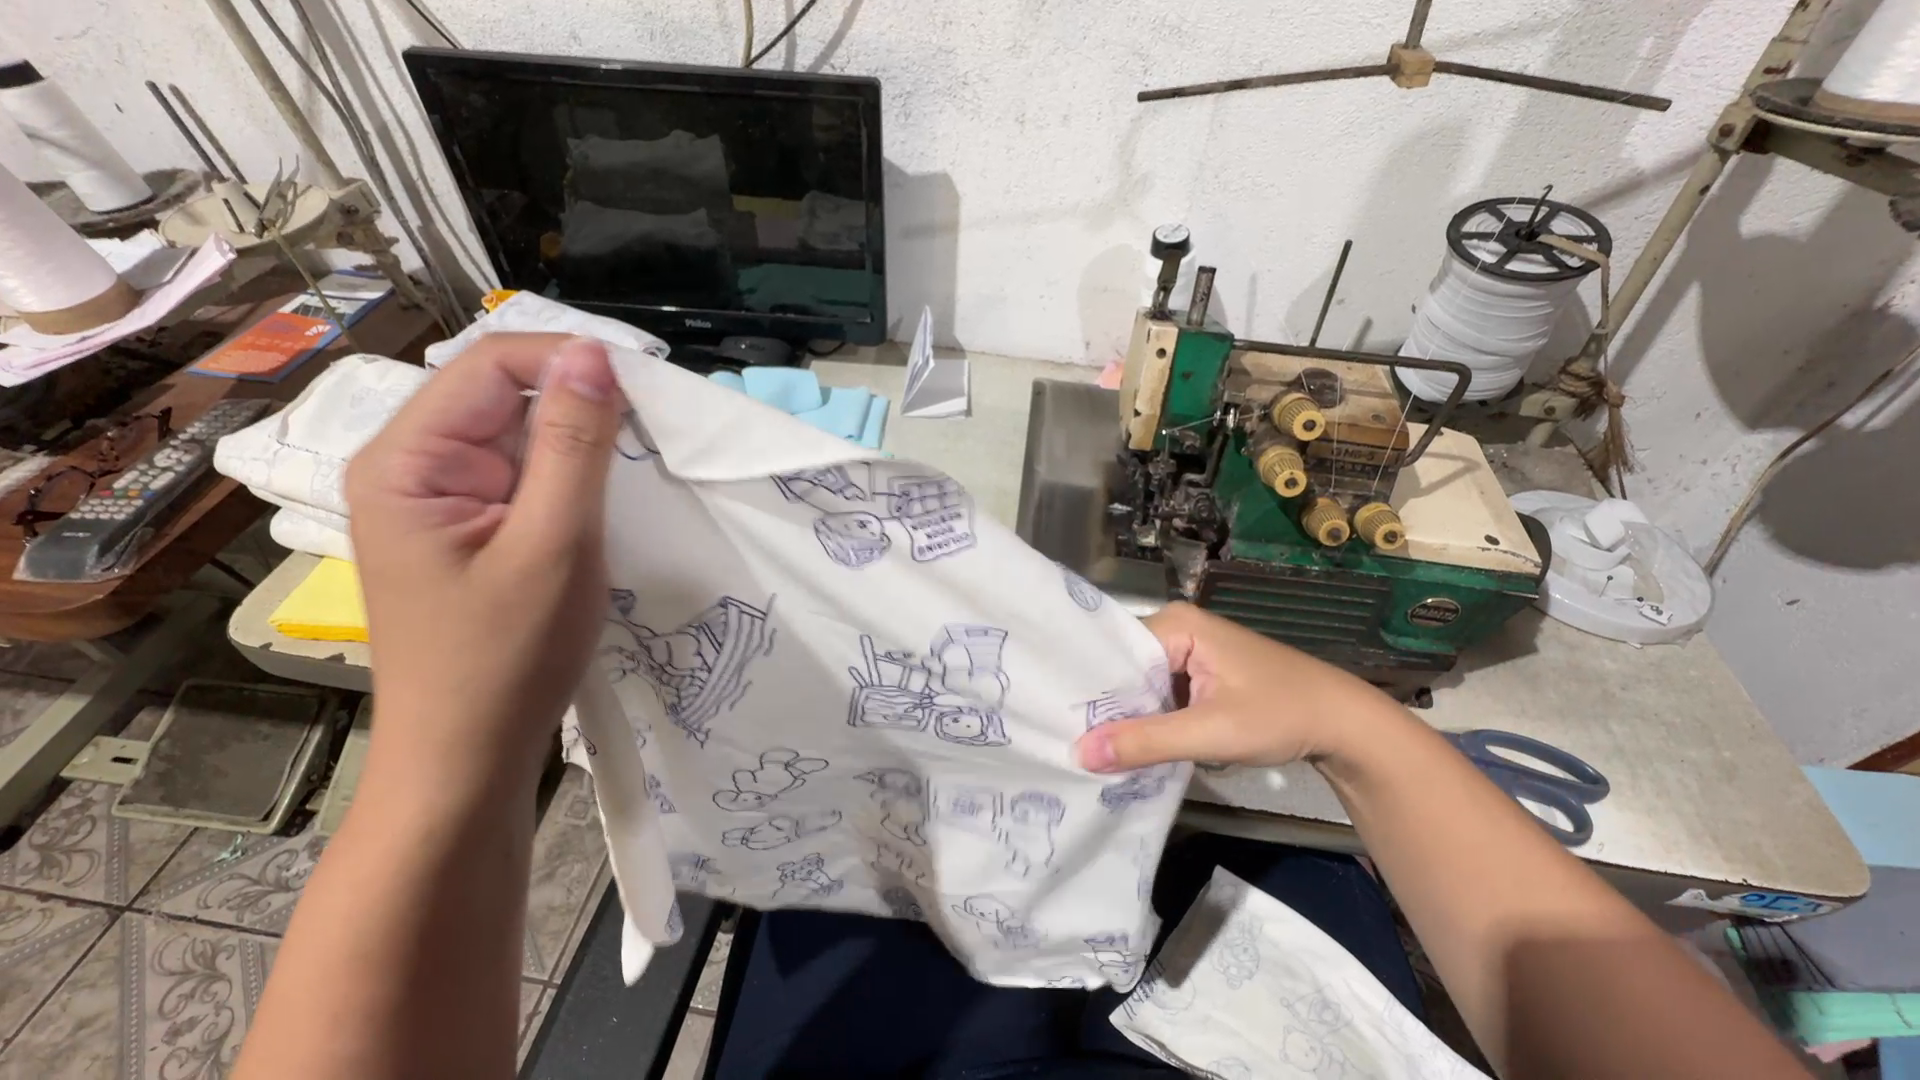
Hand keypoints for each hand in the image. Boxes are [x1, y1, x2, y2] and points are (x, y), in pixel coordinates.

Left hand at [345, 334, 625, 795]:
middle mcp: (410, 466)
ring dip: (577, 440)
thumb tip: (595, 354)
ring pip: (517, 433)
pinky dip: (567, 475)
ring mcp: (437, 499)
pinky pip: (520, 475)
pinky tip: (603, 496)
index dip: (568, 359)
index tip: (645, 384)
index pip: (489, 364)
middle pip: (500, 393)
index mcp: (407, 460)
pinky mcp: (465, 528)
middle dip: (577, 401)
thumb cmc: (506, 658)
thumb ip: (573, 444)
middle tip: (650, 429)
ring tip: (634, 464)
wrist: (467, 758)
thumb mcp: (553, 544)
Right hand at [1073, 602, 1401, 771]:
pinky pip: (1160, 695)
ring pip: (1141, 686)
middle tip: (1069, 743)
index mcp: (1176, 624)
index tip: (1060, 724)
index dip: (1090, 690)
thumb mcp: (1212, 732)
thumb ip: (1147, 742)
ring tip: (1089, 749)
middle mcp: (1177, 629)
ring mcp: (1189, 652)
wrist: (1343, 723)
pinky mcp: (1200, 675)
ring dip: (1127, 718)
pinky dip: (1150, 721)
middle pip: (1125, 670)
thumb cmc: (1282, 715)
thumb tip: (1080, 753)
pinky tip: (1129, 746)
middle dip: (1106, 707)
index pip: (1114, 653)